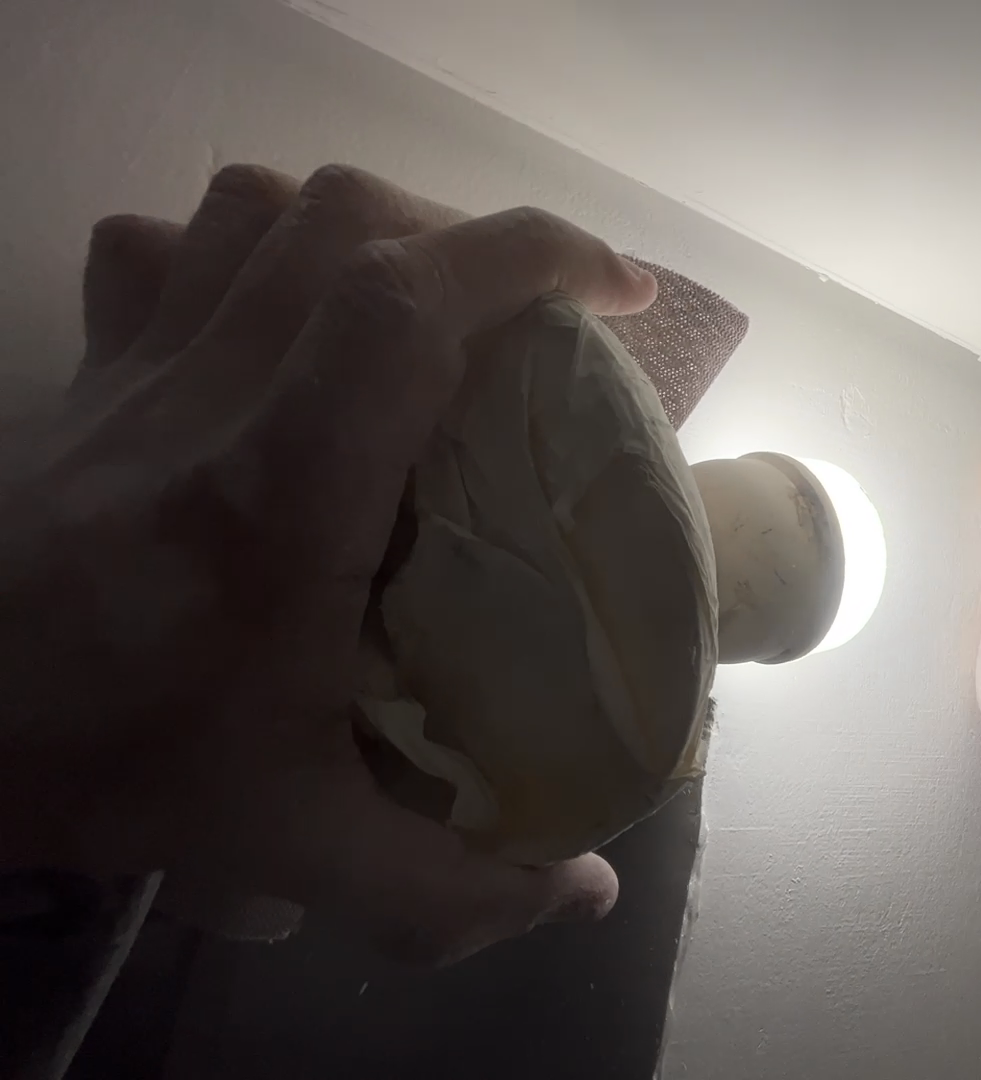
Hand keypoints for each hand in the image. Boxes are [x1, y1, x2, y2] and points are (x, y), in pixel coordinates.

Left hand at [0, 164, 656, 962]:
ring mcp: (140, 373)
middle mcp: (209, 405)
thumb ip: (454, 886)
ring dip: (389, 236)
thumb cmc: (118, 773)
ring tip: (460, 304)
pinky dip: (270, 251)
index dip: (531, 259)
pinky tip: (323, 317)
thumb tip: (590, 895)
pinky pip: (177, 245)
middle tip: (556, 315)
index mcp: (280, 499)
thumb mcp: (298, 847)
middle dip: (485, 241)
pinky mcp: (102, 372)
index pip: (404, 308)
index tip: (623, 292)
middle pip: (348, 226)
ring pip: (264, 210)